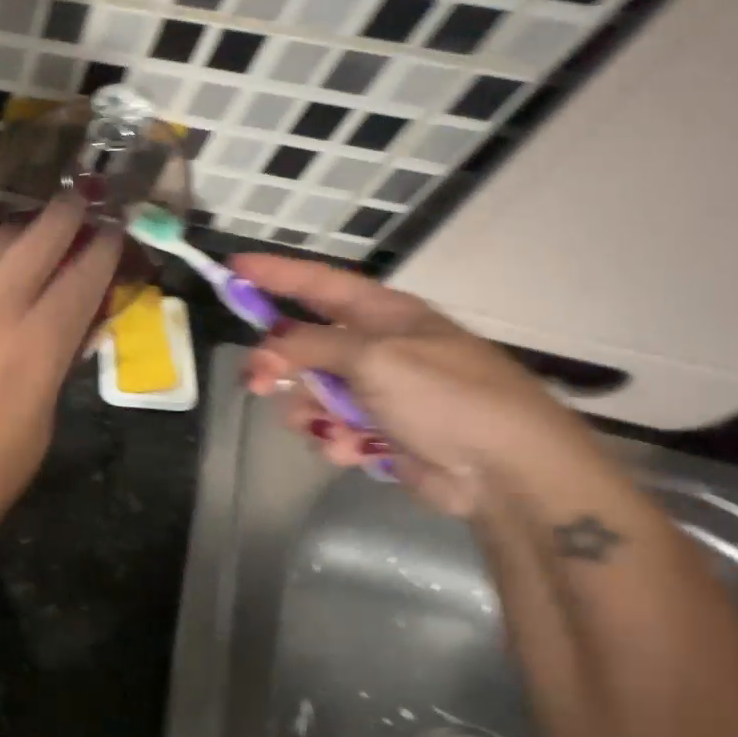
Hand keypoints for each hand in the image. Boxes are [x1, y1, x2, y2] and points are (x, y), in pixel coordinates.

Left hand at [0, 194, 120, 585]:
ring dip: (20, 234)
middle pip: (35, 241)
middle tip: (84, 199)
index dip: (106, 247)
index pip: (83, 274)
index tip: (118, 228)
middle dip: (66, 216)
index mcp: (36, 344)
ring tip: (39, 226)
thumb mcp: (37, 436)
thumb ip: (52, 374)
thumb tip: (65, 337)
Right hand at [236, 255, 591, 516]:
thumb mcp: (375, 359)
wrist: (505, 469)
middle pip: (303, 346)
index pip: (320, 285)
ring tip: (333, 430)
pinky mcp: (378, 432)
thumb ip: (312, 346)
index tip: (232, 267)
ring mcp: (378, 392)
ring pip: (310, 394)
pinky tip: (359, 452)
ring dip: (312, 414)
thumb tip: (269, 341)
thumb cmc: (447, 398)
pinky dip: (338, 442)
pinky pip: (331, 430)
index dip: (276, 274)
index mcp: (386, 316)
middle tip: (256, 383)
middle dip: (279, 366)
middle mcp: (378, 349)